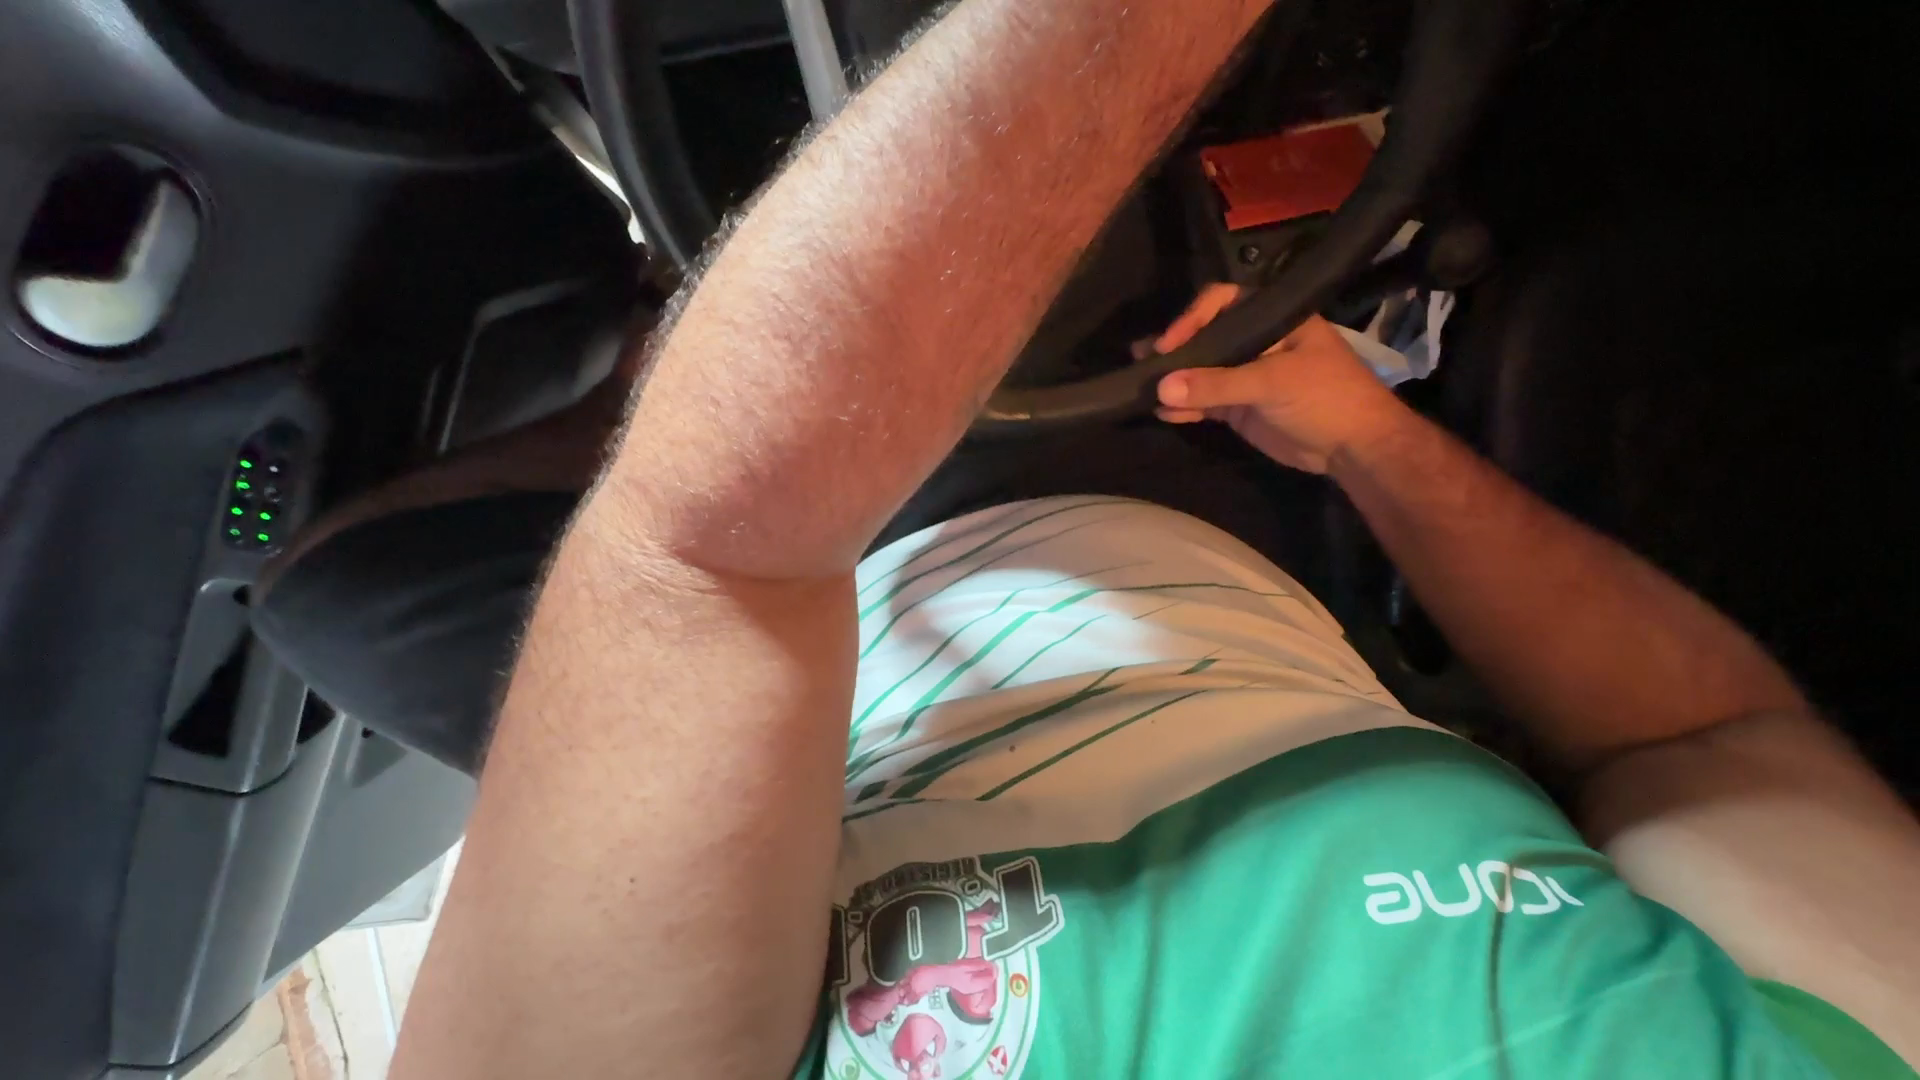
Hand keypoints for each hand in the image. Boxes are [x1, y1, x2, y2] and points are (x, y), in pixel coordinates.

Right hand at [1152, 285, 1410, 473]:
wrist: (1354, 447)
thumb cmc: (1326, 397)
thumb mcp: (1273, 383)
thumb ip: (1217, 384)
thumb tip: (1162, 387)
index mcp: (1273, 321)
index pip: (1222, 303)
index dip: (1192, 318)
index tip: (1169, 345)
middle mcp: (1255, 343)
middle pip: (1205, 338)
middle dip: (1174, 351)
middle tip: (1143, 362)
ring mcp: (1245, 376)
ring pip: (1200, 373)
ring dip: (1173, 381)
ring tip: (1140, 388)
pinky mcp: (1238, 408)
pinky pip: (1203, 402)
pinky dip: (1183, 407)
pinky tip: (1163, 412)